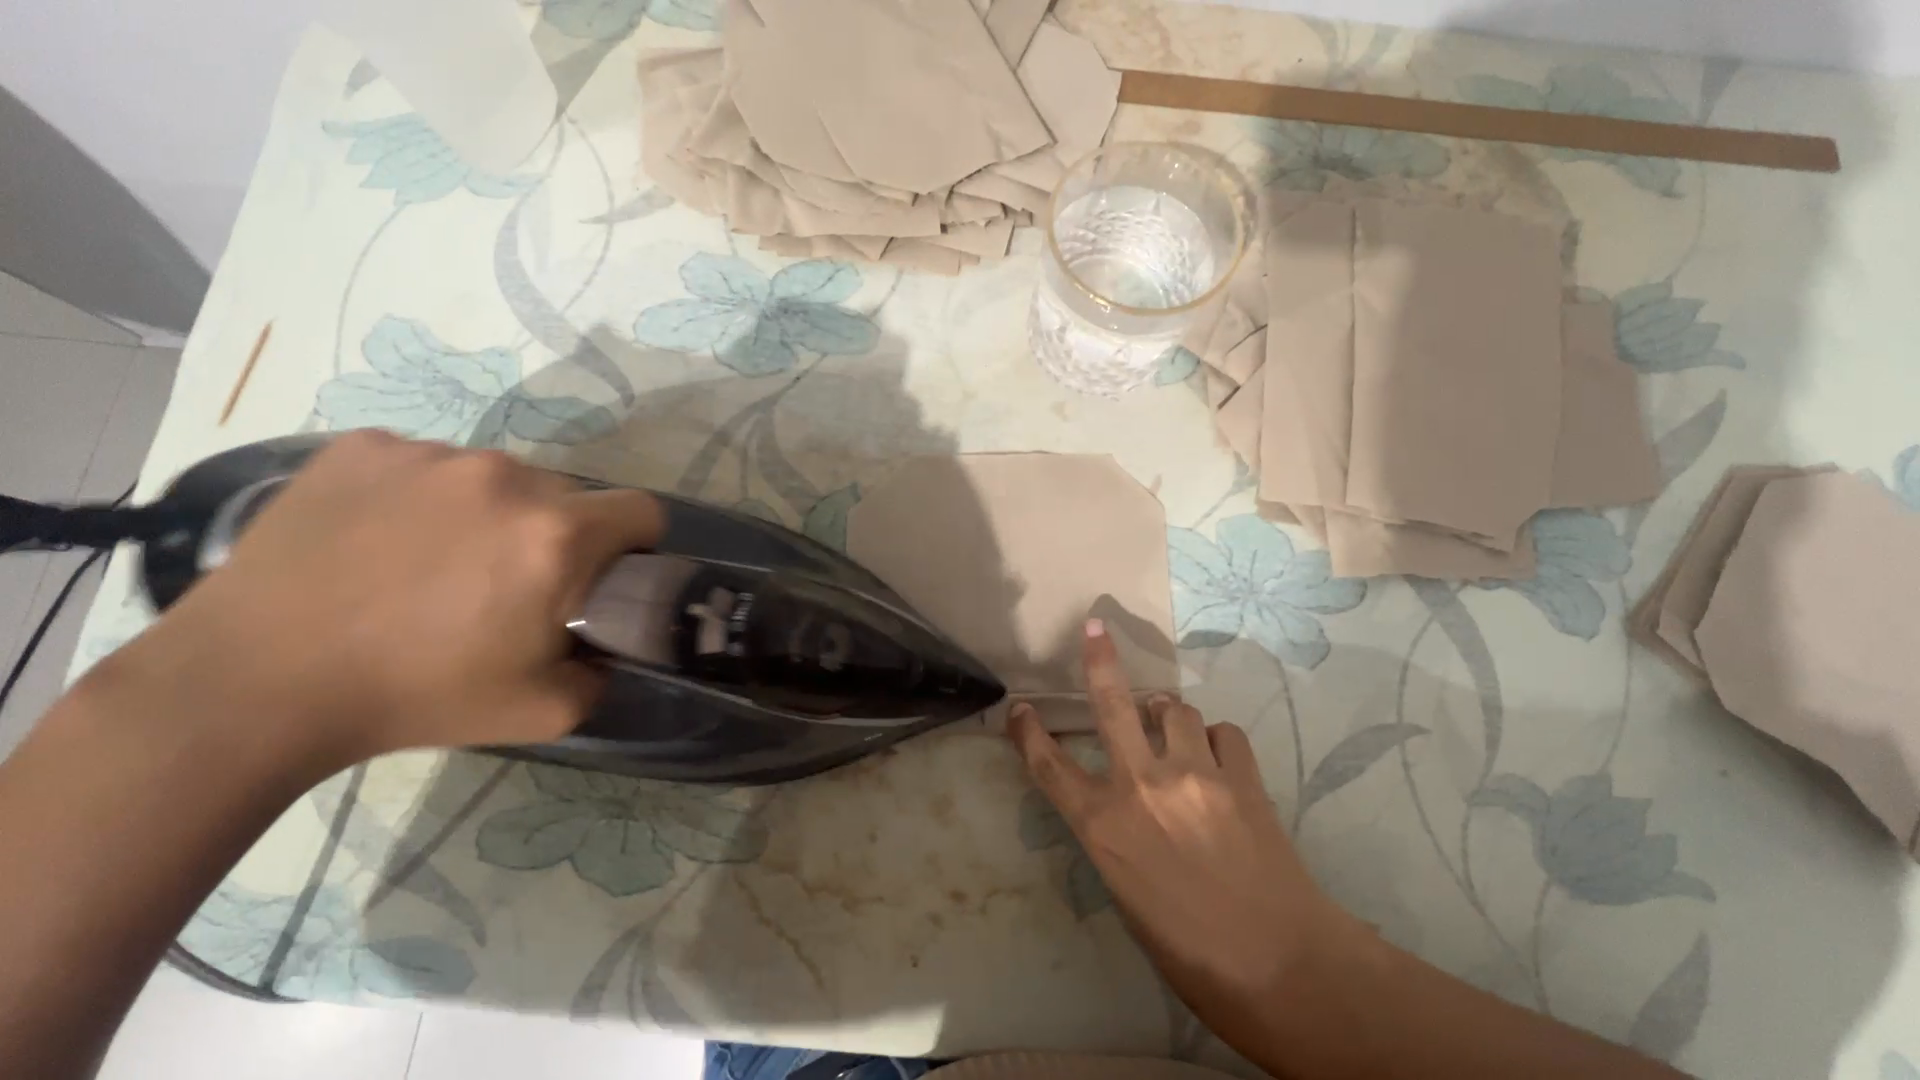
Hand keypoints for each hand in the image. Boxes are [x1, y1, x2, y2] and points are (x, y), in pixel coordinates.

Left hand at [106, 431, 662, 763]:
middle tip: (505, 586)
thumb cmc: (415, 696)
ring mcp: (429, 453)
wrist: (257, 680)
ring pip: (495, 477)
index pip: (641, 511)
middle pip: (566, 494)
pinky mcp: (364, 447)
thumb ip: (601, 674)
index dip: (634, 547)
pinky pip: (425, 464)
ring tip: (432, 565)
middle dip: (556, 535)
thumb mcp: (543, 712)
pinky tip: (382, 543)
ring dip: (488, 513)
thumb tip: (604, 646)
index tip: (600, 579)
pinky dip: (422, 498)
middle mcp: (505, 476)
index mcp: (557, 535)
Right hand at [1007, 618, 1354, 1036]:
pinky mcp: (1242, 776)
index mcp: (1102, 825)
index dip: (1029, 733)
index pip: (1049, 765)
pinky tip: (1219, 758)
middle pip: (1111, 704)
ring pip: (1175, 710)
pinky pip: (1224, 734)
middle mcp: (1141, 785)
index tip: (1020, 709)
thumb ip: (1116, 839)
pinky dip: (1216, 740)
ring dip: (1168, 713)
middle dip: (1099, 660)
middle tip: (1095, 627)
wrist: (1278, 963)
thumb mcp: (1126, 896)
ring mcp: (1195, 774)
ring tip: (1170, 722)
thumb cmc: (1187, 951)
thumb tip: (1124, 806)